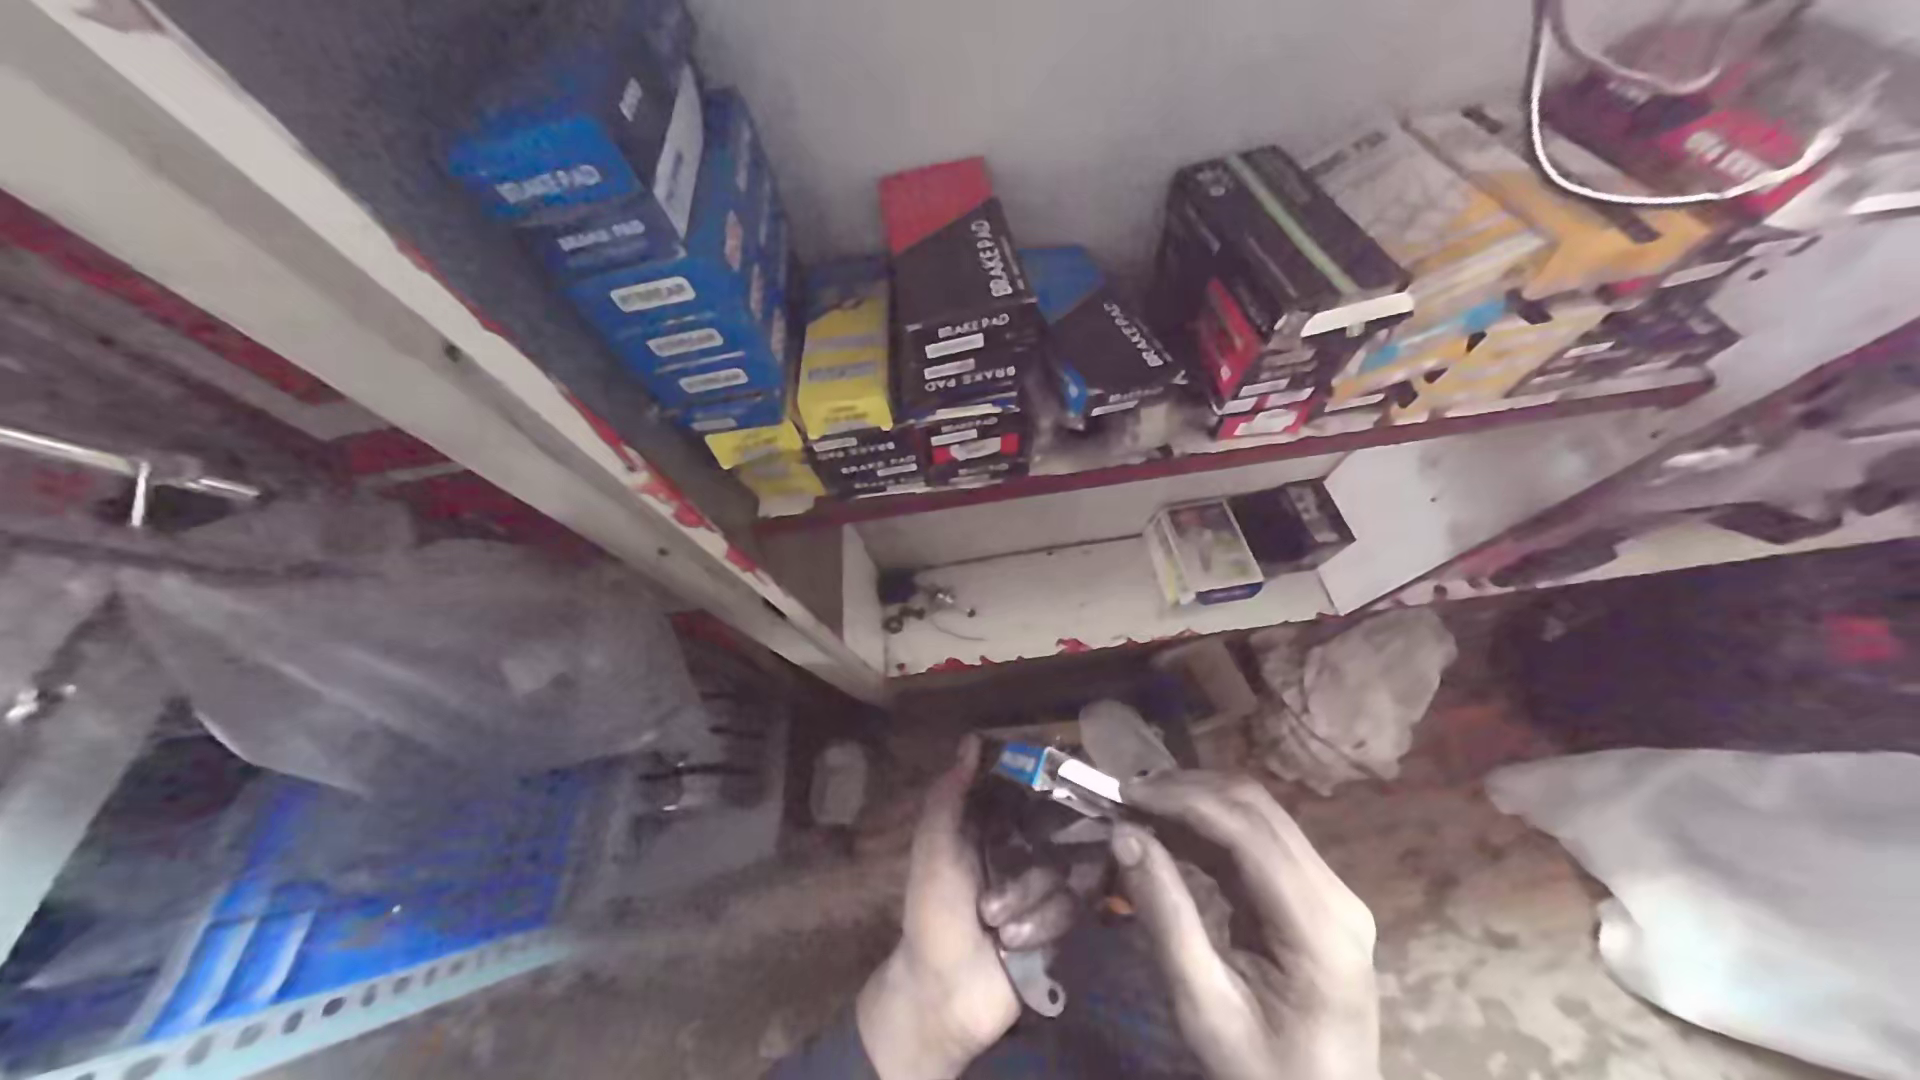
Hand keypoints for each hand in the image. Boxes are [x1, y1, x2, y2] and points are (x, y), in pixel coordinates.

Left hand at [857, 736, 1078, 1079]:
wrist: (945, 993)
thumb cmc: (933, 911)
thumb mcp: (934, 847)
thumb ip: (950, 795)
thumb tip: (972, 739)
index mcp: (991, 824)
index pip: (1026, 789)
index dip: (1040, 785)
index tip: (1055, 781)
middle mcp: (1022, 846)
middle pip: (1055, 829)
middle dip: (1029, 863)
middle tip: (1006, 883)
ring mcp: (1044, 883)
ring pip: (1062, 870)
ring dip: (1028, 899)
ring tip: (996, 924)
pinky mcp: (1061, 919)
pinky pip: (1072, 905)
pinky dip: (1042, 923)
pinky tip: (1015, 942)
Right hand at [1112, 772, 1379, 1079]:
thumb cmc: (1260, 1075)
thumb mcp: (1202, 1007)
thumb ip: (1164, 915)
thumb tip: (1123, 834)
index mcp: (1318, 928)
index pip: (1246, 831)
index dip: (1183, 799)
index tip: (1125, 793)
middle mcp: (1335, 895)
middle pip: (1256, 808)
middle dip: (1185, 790)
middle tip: (1126, 795)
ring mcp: (1330, 892)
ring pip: (1257, 813)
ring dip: (1195, 800)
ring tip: (1139, 806)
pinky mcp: (1315, 895)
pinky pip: (1257, 838)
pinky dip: (1208, 824)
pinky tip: (1170, 828)